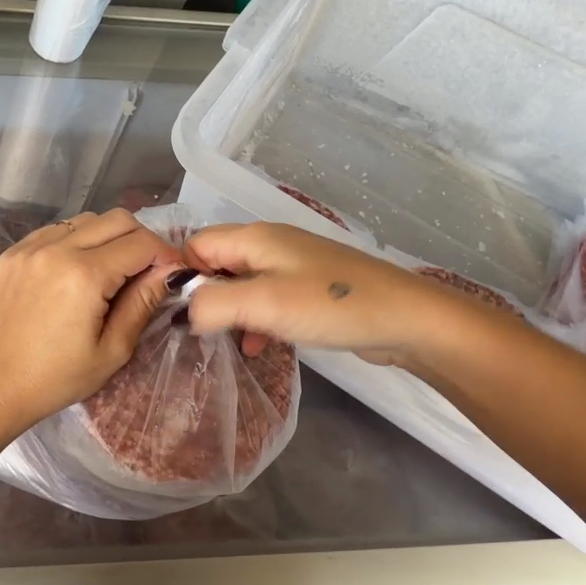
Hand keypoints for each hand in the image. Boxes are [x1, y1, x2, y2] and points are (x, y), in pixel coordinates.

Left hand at [0, 209, 184, 432]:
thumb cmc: (59, 377)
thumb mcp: (113, 349)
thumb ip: (143, 302)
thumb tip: (171, 271)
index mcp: (84, 275)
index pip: (140, 243)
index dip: (165, 254)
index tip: (173, 272)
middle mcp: (56, 249)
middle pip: (116, 219)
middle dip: (141, 239)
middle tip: (147, 269)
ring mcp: (29, 247)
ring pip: (85, 219)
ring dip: (108, 237)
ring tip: (111, 270)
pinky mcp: (12, 253)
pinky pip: (55, 230)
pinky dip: (76, 240)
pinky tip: (77, 270)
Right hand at [183, 222, 479, 367]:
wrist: (409, 320)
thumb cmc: (330, 305)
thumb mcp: (263, 304)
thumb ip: (212, 304)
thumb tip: (185, 312)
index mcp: (254, 237)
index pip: (196, 244)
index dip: (181, 275)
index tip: (176, 312)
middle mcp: (269, 245)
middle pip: (216, 263)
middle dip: (203, 296)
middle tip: (199, 333)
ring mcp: (292, 266)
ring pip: (241, 284)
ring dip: (229, 312)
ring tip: (226, 344)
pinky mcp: (310, 290)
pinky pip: (266, 299)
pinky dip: (256, 320)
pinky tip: (260, 347)